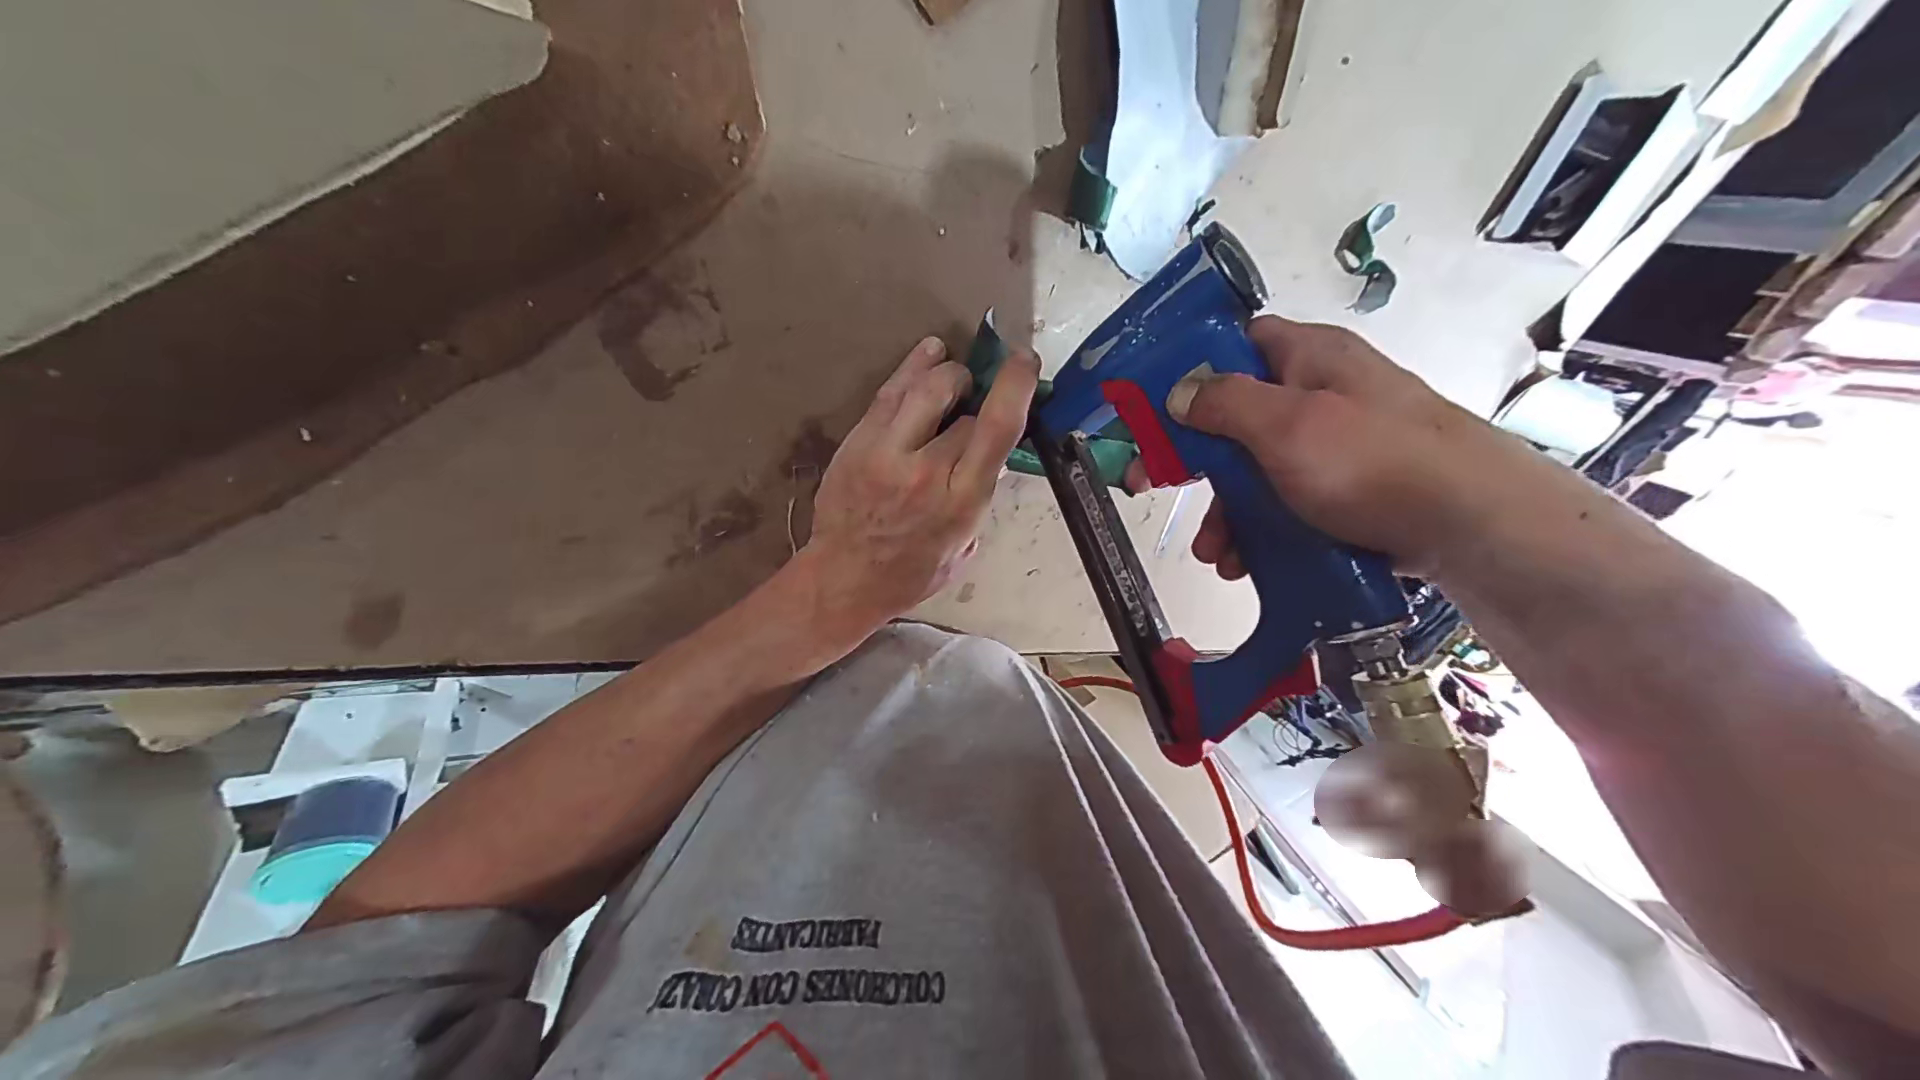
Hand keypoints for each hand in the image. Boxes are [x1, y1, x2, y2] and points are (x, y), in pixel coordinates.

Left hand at [796, 335, 1037, 636]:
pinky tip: (929, 354)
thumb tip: (990, 461)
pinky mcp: (858, 442)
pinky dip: (913, 368)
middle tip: (973, 398)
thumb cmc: (911, 573)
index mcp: (962, 501)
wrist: (844, 578)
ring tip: (953, 377)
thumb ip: (978, 499)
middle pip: (963, 409)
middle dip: (975, 397)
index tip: (1025, 361)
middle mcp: (927, 471)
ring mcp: (887, 452)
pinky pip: (889, 393)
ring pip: (925, 387)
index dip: (1016, 387)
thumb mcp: (963, 545)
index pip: (997, 429)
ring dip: (947, 374)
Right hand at [1165, 316, 1561, 577]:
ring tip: (1215, 554)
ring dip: (1225, 511)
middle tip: (1154, 488)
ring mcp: (1334, 444)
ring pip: (1255, 468)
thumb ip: (1224, 402)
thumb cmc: (1371, 462)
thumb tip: (1178, 392)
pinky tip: (1244, 563)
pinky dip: (1259, 530)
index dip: (1188, 371)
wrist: (1472, 527)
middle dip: (1196, 463)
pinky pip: (1284, 501)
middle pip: (1234, 417)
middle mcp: (1319, 393)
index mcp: (1307, 357)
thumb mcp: (1286, 425)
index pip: (1234, 343)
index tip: (1152, 410)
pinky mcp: (1345, 489)